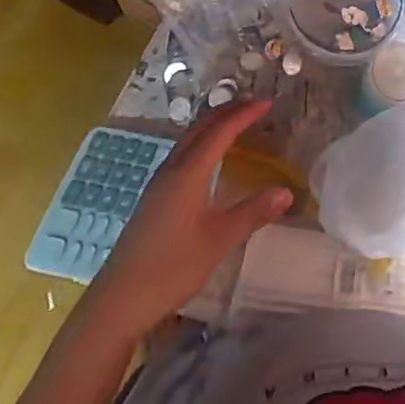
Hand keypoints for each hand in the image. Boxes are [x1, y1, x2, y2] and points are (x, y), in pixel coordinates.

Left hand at [86, 100, 291, 336]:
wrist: (118, 301)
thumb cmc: (171, 269)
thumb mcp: (218, 241)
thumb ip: (252, 213)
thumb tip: (286, 192)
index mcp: (187, 174)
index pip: (220, 132)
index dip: (244, 114)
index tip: (268, 102)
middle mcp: (171, 170)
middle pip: (200, 128)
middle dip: (228, 111)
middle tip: (255, 104)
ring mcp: (159, 184)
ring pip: (188, 140)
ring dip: (213, 124)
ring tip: (236, 121)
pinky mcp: (154, 198)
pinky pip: (182, 154)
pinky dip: (202, 142)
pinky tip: (209, 157)